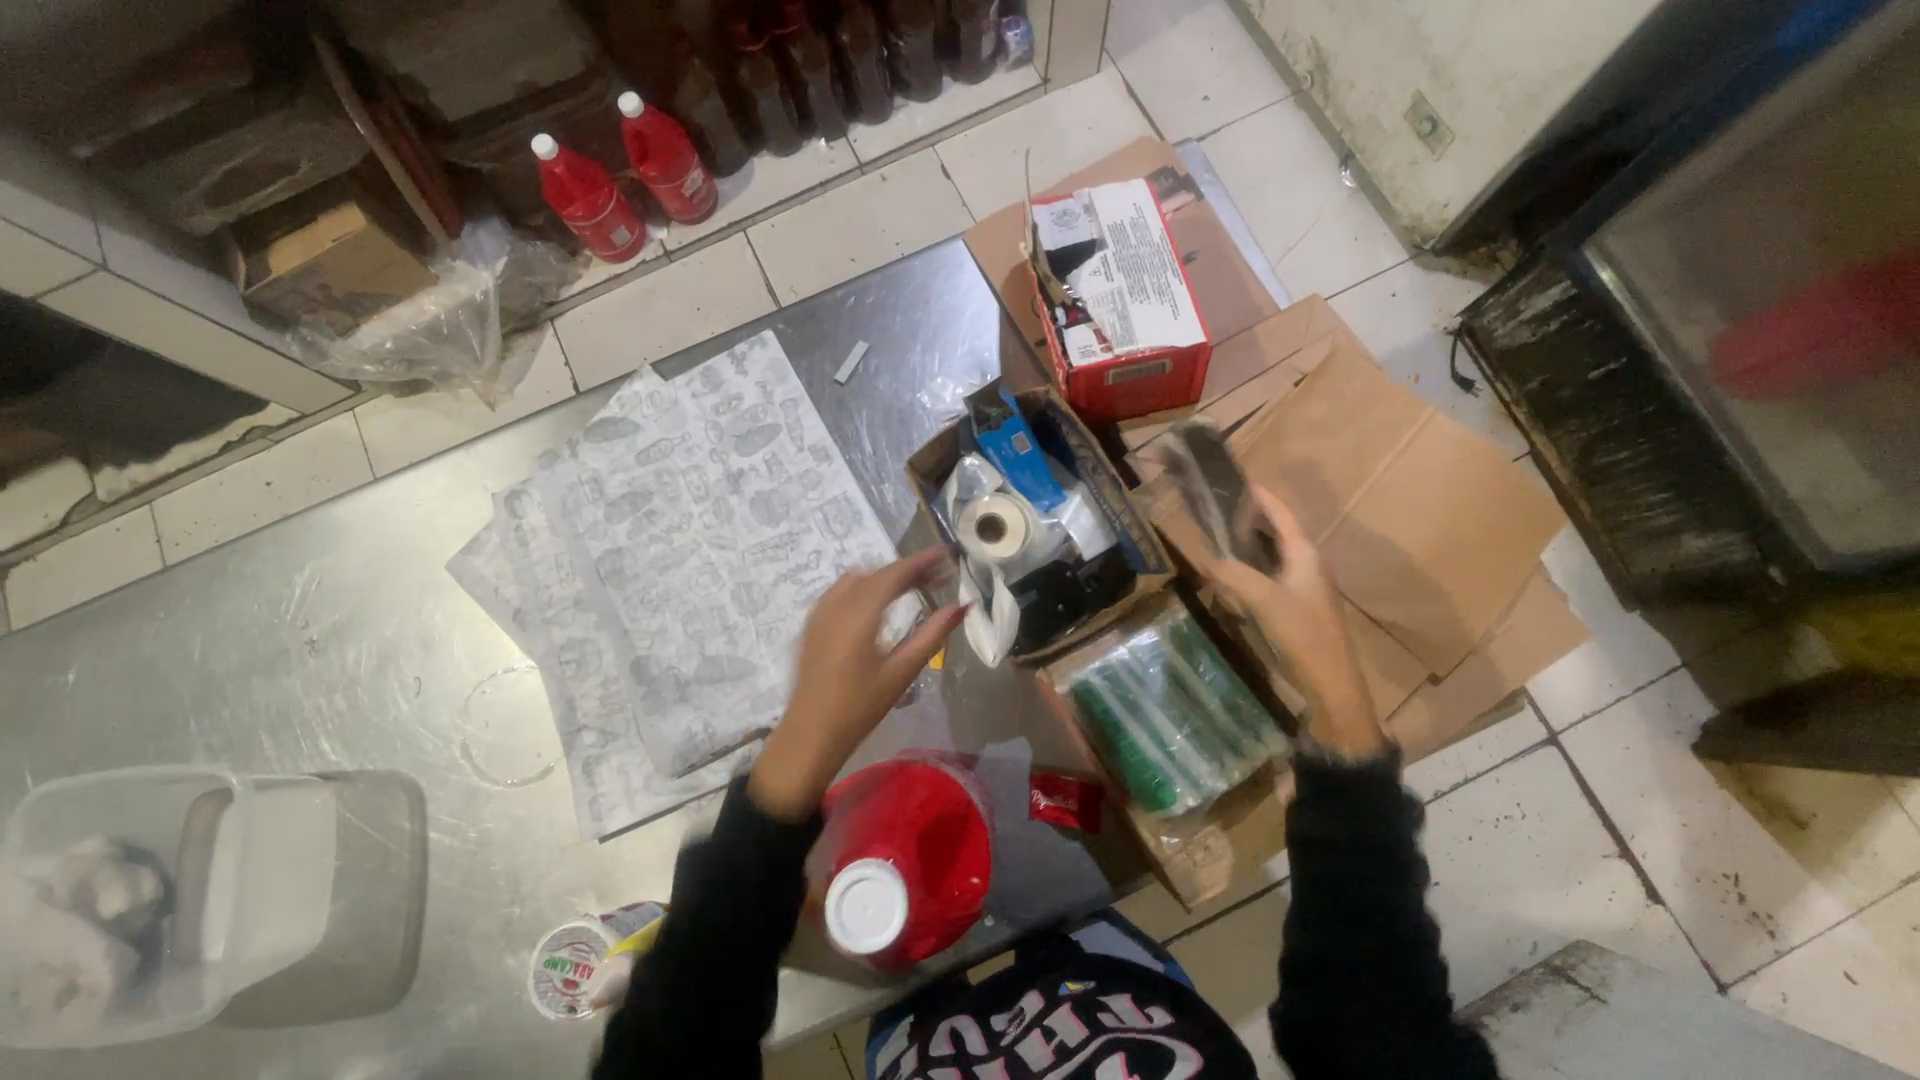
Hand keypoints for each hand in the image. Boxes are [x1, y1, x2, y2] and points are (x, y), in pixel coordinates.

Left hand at [747, 548, 966, 819]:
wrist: (811, 733)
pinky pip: (841, 591)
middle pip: (878, 573)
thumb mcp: (902, 672)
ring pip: (858, 579)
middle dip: (909, 570)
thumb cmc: (860, 707)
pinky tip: (879, 605)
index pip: (895, 573)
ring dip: (886, 577)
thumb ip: (933, 634)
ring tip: (914, 590)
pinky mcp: (812, 624)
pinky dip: (865, 587)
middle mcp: (837, 604)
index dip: (923, 560)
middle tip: (940, 578)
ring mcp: (820, 612)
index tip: (948, 553)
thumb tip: (963, 606)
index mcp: (860, 614)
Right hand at [1190, 486, 1384, 759]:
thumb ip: (1233, 575)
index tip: (1242, 482)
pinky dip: (1249, 578)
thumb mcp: (1263, 600)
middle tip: (1220, 513)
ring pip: (1272, 561)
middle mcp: (1307, 568)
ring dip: (1248, 552)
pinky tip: (1230, 588)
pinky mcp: (1297, 613)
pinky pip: (1269, 584)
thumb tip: (1207, 560)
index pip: (1283, 516)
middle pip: (1277, 536)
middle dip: (1251, 523)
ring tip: (1219, 544)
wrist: (1331, 687)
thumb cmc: (1303, 636)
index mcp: (1305, 556)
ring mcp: (1304, 592)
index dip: (1264, 499)